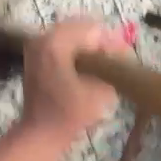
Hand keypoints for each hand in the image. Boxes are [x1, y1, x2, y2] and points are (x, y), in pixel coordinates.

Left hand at [19, 18, 127, 139]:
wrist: (40, 133)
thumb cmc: (70, 114)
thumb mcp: (100, 91)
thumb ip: (114, 67)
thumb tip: (123, 52)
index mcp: (57, 42)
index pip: (92, 29)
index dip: (111, 42)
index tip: (124, 58)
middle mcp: (43, 37)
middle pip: (80, 28)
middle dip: (100, 42)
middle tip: (117, 59)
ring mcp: (37, 46)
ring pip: (71, 34)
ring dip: (88, 46)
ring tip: (104, 64)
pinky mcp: (36, 56)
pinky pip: (61, 44)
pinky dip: (76, 51)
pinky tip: (87, 67)